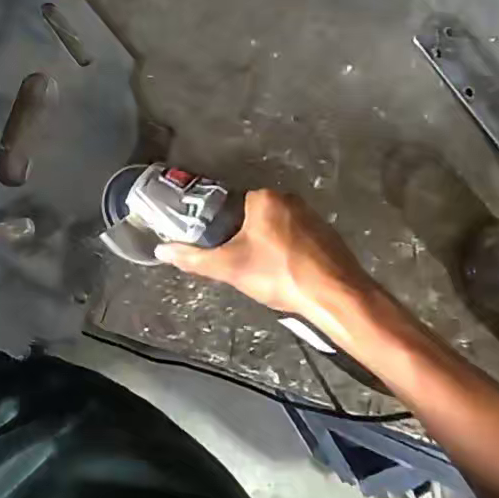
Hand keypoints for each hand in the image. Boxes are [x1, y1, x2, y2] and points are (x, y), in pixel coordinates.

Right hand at [155, 190, 387, 337]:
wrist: (338, 299)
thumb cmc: (278, 274)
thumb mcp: (227, 267)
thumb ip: (192, 257)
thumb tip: (160, 250)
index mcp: (265, 198)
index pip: (228, 204)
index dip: (216, 225)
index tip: (211, 243)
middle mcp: (290, 200)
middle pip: (250, 216)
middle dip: (239, 236)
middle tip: (230, 259)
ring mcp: (314, 218)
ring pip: (274, 228)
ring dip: (262, 244)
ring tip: (254, 268)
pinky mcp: (329, 238)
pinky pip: (294, 239)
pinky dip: (284, 253)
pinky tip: (280, 273)